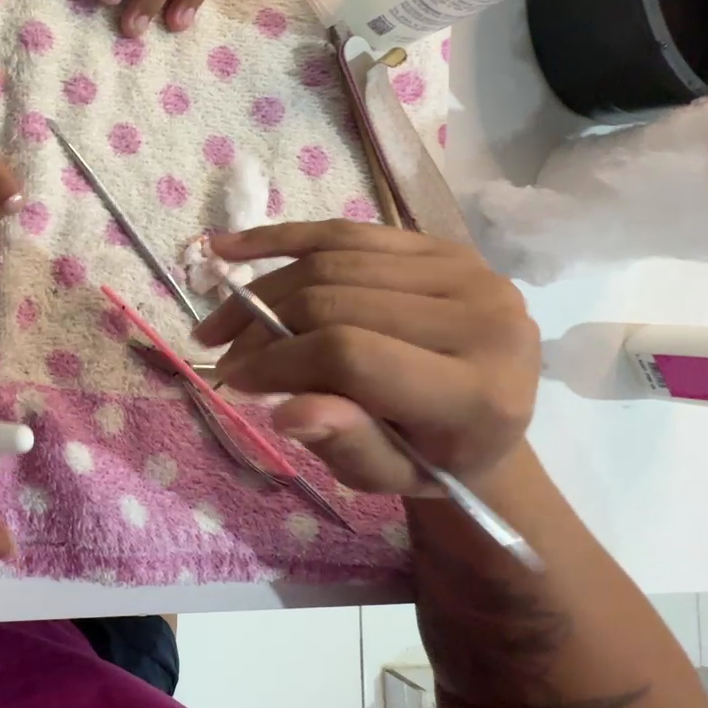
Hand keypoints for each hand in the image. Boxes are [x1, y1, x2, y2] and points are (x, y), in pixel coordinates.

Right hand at [191, 222, 540, 493]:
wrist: (484, 418)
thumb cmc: (429, 456)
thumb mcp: (389, 475)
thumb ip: (347, 445)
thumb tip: (288, 415)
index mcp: (479, 392)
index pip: (352, 355)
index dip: (279, 362)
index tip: (234, 379)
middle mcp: (486, 320)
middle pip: (333, 302)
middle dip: (261, 328)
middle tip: (223, 355)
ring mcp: (467, 272)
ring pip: (328, 263)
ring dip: (258, 291)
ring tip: (221, 324)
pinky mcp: (439, 245)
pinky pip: (343, 232)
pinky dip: (278, 238)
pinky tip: (227, 247)